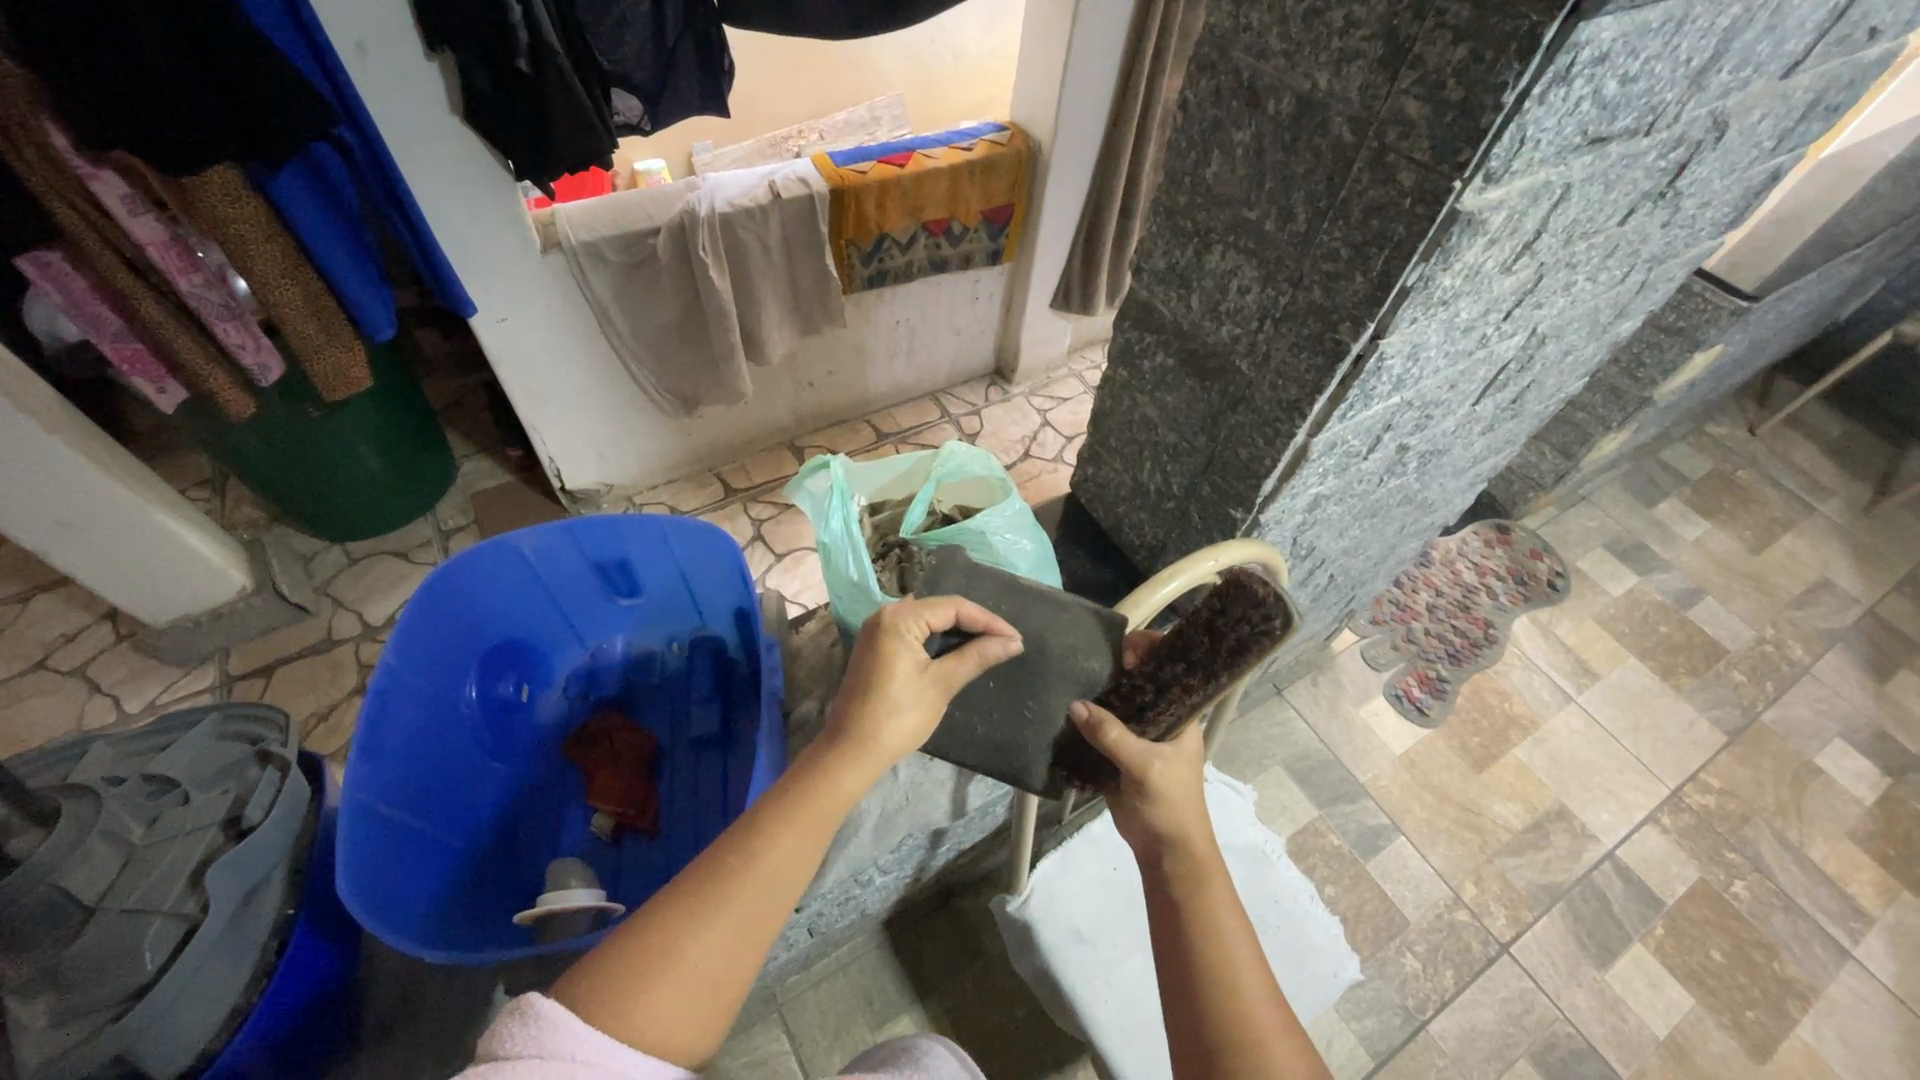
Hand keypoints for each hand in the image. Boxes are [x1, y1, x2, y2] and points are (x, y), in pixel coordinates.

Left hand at [818, 596, 1023, 776]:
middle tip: (1007, 641)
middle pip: (940, 609)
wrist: (851, 750)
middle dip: (975, 624)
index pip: (953, 607)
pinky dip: (939, 639)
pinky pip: (915, 632)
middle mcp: (886, 614)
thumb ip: (977, 656)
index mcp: (899, 618)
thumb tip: (1013, 642)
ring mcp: (878, 630)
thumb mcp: (941, 684)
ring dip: (958, 631)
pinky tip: (960, 650)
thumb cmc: (898, 717)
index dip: (988, 620)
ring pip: (928, 620)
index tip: (1016, 638)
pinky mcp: (877, 646)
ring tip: (990, 645)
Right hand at [1068, 631, 1211, 857]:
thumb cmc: (1169, 803)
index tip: (1123, 652)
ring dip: (1096, 696)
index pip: (1171, 668)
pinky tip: (1064, 711)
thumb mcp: (1143, 766)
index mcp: (1180, 714)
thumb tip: (1075, 705)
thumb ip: (1111, 735)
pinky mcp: (1117, 753)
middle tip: (1088, 662)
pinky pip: (1099, 730)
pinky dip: (1084, 722)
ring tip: (1071, 680)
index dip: (1151, 651)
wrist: (1165, 850)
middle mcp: (1160, 718)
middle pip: (1138, 682)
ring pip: (1116, 705)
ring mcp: (1137, 735)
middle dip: (1115, 670)